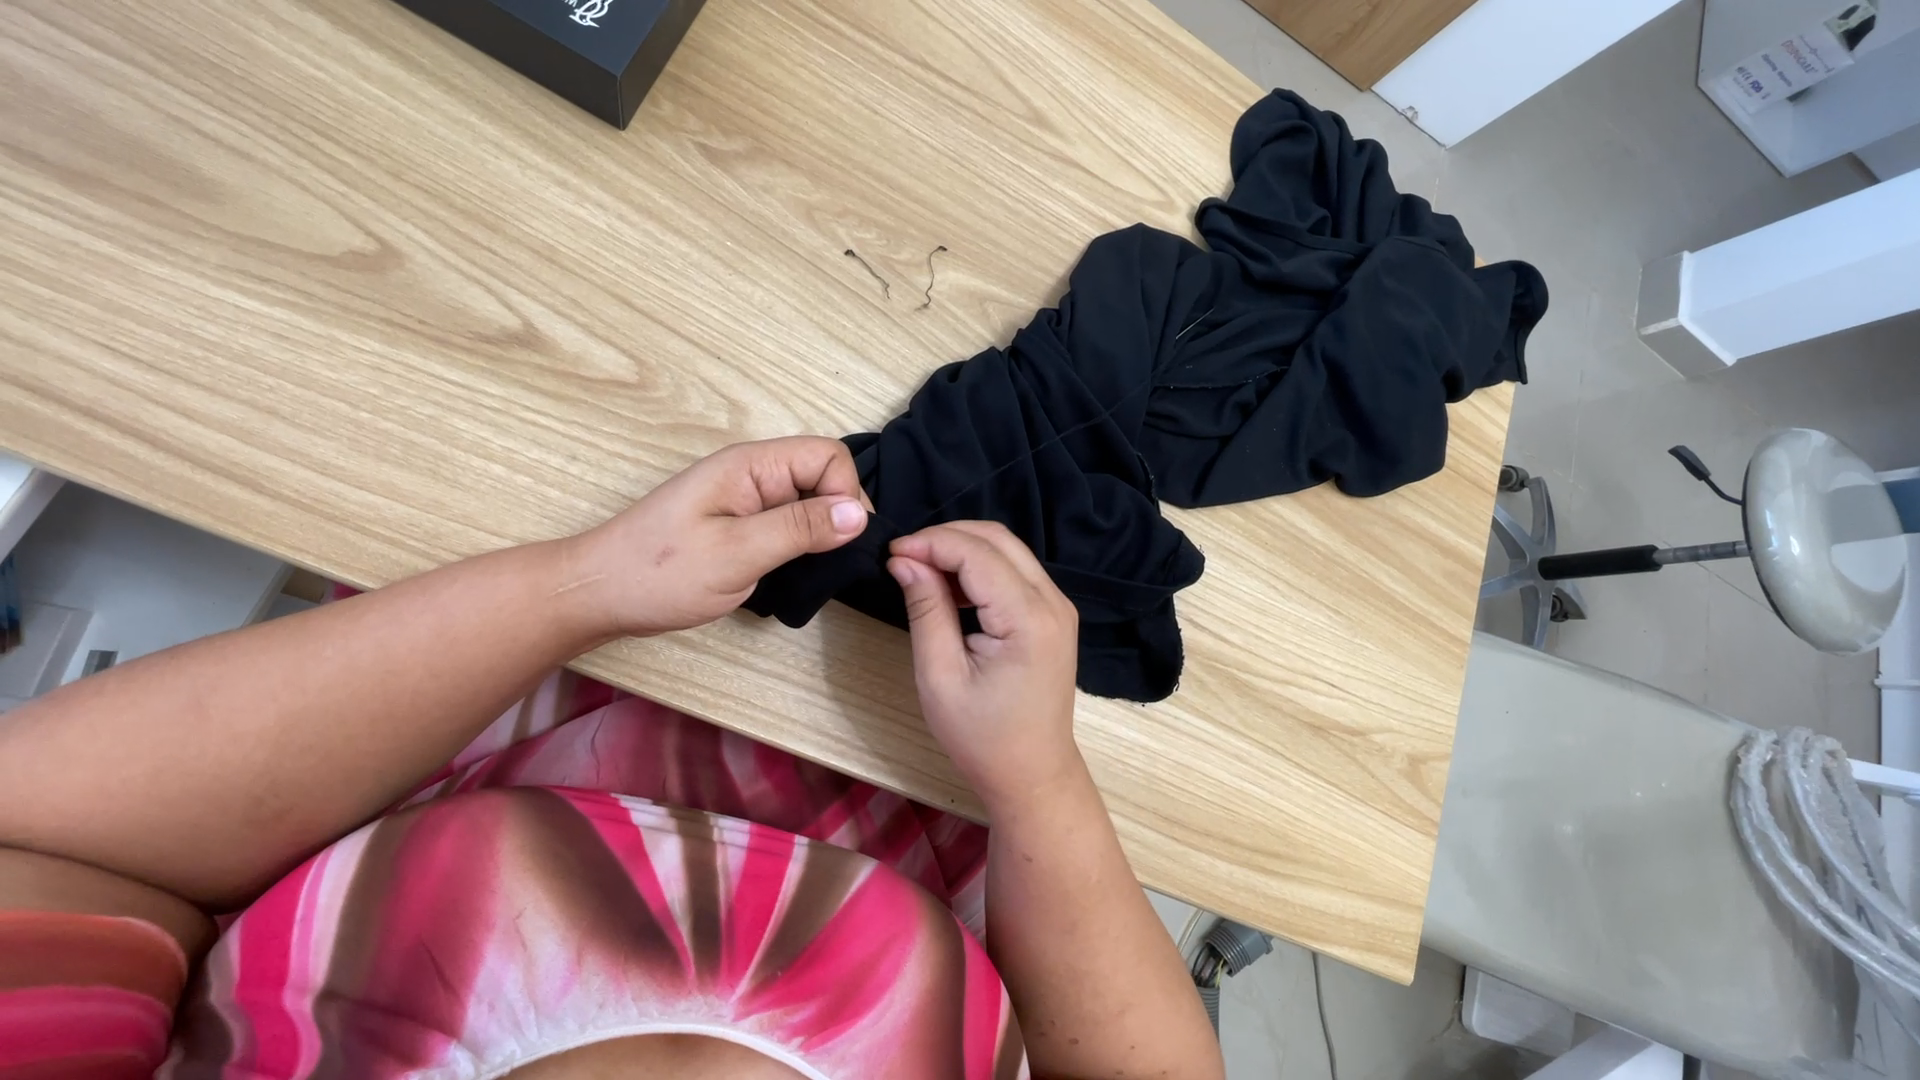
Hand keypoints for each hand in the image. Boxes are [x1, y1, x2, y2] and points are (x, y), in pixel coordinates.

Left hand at [565, 437, 869, 637]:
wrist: (599, 595)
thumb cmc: (659, 573)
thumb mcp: (736, 553)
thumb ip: (799, 529)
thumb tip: (859, 513)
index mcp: (750, 466)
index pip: (827, 456)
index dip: (845, 494)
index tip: (841, 541)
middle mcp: (753, 475)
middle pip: (823, 476)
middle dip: (839, 514)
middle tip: (831, 561)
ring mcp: (747, 500)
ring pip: (810, 502)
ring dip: (823, 532)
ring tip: (817, 569)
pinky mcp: (743, 525)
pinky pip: (791, 523)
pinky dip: (805, 544)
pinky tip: (799, 570)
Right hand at [887, 521, 1081, 807]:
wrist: (1032, 773)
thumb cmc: (982, 737)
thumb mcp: (940, 677)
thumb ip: (926, 610)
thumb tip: (904, 560)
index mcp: (1028, 619)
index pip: (977, 553)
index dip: (931, 542)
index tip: (891, 552)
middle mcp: (1053, 601)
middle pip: (997, 538)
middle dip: (946, 536)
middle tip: (903, 556)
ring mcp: (1058, 605)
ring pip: (1008, 548)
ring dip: (962, 548)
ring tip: (920, 568)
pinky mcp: (1052, 613)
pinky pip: (1015, 570)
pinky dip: (979, 565)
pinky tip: (949, 585)